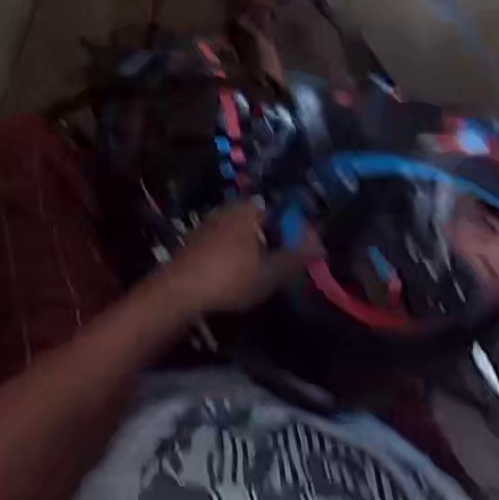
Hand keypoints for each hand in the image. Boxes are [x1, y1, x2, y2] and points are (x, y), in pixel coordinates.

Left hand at [151, 201, 319, 316]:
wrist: (178, 291)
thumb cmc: (229, 279)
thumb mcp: (270, 274)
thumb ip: (296, 258)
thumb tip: (320, 246)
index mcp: (248, 210)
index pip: (283, 208)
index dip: (299, 227)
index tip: (308, 249)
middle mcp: (228, 209)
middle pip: (263, 218)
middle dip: (279, 236)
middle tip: (290, 260)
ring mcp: (210, 222)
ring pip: (244, 229)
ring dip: (258, 244)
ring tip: (268, 268)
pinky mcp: (196, 238)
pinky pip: (227, 239)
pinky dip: (239, 250)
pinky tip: (241, 270)